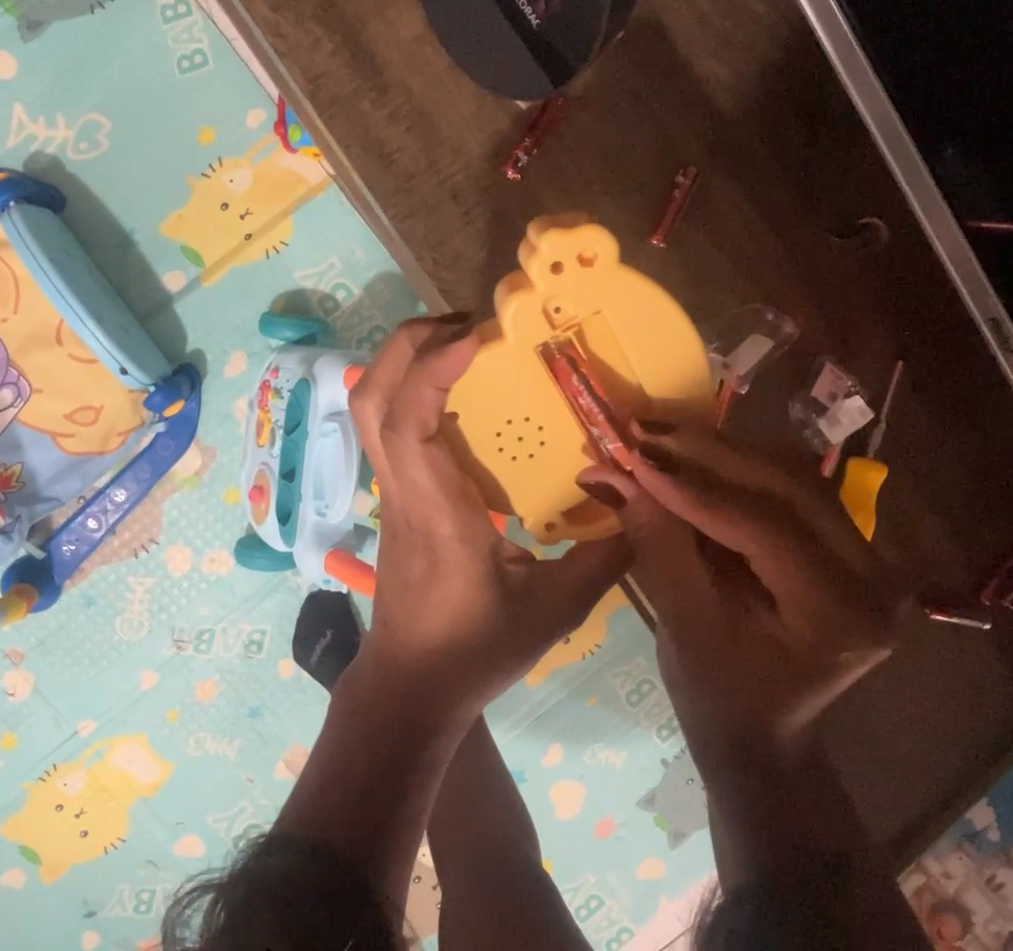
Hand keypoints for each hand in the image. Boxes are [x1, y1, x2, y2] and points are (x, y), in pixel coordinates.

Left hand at [350, 316, 629, 712]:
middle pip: (370, 397)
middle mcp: (403, 489)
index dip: (431, 367)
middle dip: (408, 343)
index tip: (476, 336)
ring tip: (465, 346)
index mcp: (435, 509)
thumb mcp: (554, 609)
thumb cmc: (474, 650)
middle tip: (469, 324)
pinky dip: (415, 391)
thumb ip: (603, 555)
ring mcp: (392, 492)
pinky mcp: (397, 499)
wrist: (411, 687)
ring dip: (407, 362)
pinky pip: (391, 428)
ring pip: (371, 409)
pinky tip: (464, 398)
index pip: (407, 422)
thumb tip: (641, 502)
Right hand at [577, 422, 906, 749]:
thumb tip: (618, 474)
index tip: (632, 456)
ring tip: (653, 436)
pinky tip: (684, 455)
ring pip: (790, 476)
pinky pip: (786, 488)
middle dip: (707, 454)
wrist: (761, 732)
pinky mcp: (846, 542)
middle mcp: (874, 575)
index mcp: (844, 615)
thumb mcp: (683, 628)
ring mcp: (868, 555)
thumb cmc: (719, 698)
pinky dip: (731, 467)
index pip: (768, 528)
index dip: (695, 488)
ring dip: (718, 451)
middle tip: (639, 431)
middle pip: (789, 487)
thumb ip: (658, 547)